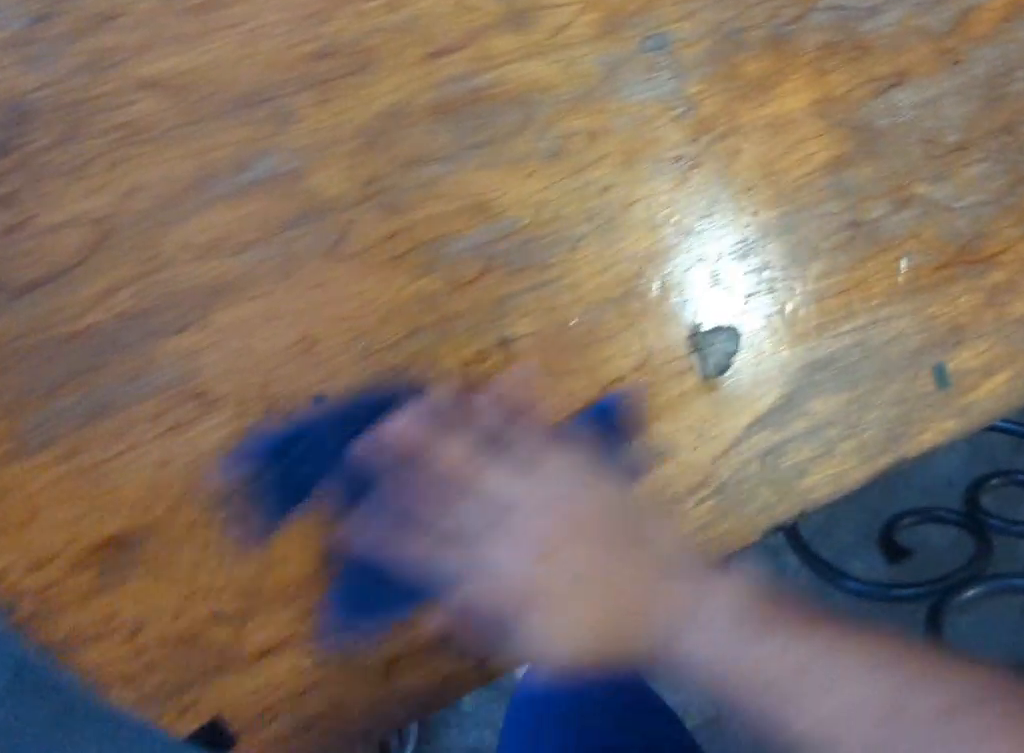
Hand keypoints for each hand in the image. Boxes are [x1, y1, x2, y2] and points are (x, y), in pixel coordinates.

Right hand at [336, 365, 721, 670]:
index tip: (350, 518)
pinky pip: (548, 430)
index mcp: (501, 574)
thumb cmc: (605, 631)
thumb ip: (485, 623)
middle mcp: (518, 524)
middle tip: (368, 438)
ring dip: (452, 424)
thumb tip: (434, 609)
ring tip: (418, 399)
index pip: (428, 552)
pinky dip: (525, 403)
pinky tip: (507, 376)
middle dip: (407, 461)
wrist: (673, 601)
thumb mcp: (538, 646)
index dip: (387, 533)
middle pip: (451, 487)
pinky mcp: (584, 466)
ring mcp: (552, 488)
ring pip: (490, 450)